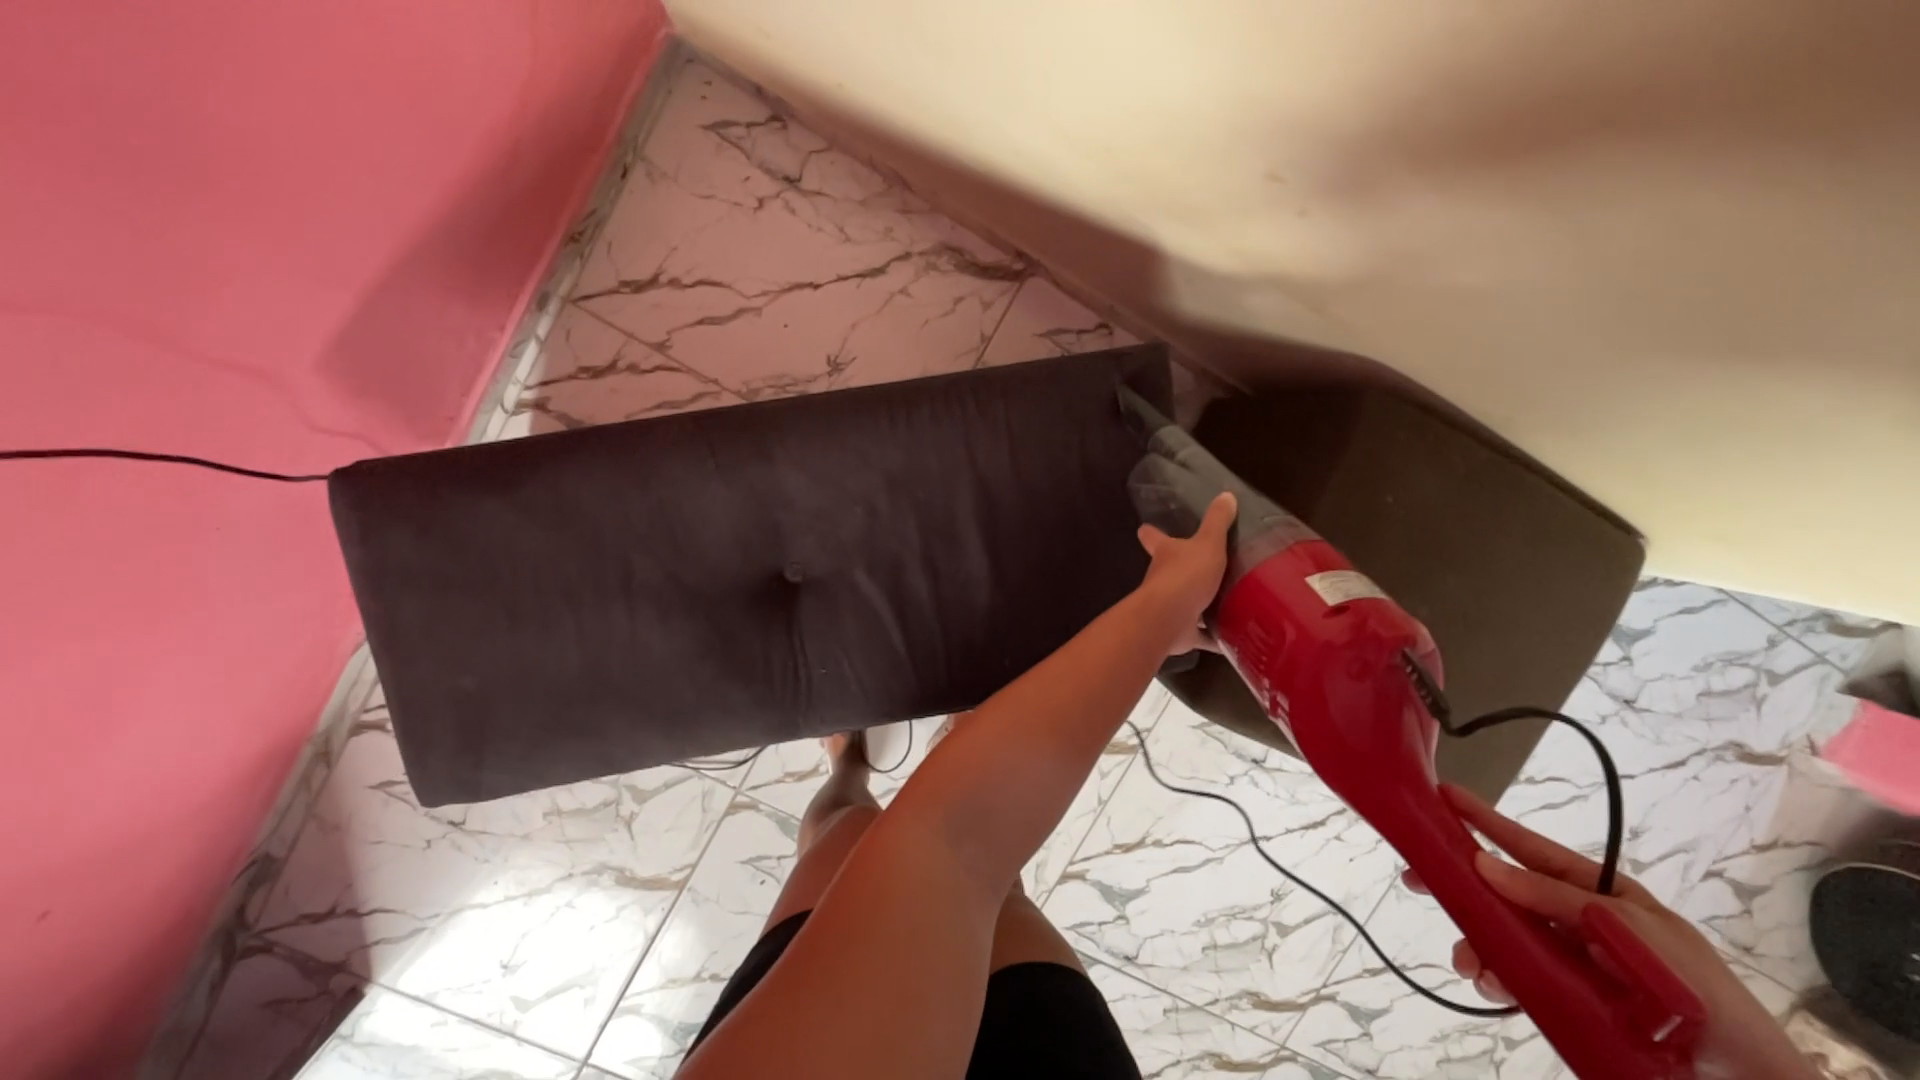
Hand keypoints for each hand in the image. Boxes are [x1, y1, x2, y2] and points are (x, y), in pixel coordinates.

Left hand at [1135, 492, 1235, 654]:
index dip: (1150, 533)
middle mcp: (1162, 580)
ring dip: (1203, 606)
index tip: (1145, 529)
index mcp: (1166, 554)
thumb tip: (1226, 494)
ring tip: (1231, 604)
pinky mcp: (1182, 633)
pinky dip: (1215, 638)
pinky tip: (1234, 641)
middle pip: (1170, 572)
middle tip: (1208, 570)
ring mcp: (1170, 608)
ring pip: (1187, 605)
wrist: (1170, 618)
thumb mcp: (1207, 542)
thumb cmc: (1186, 574)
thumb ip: (1217, 521)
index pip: (1153, 538)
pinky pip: (1202, 635)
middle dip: (1184, 572)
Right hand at [1407, 784, 1814, 1079]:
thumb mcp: (1628, 929)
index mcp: (1596, 892)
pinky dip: (1497, 980)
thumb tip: (1484, 863)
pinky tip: (1493, 988)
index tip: (1443, 797)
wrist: (1742, 1074)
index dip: (1485, 821)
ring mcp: (1569, 960)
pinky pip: (1518, 978)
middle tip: (1419, 883)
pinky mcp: (1566, 999)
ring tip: (1470, 966)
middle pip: (1504, 894)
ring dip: (1478, 945)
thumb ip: (1555, 896)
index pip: (1529, 847)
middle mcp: (1575, 920)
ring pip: (1504, 938)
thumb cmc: (1696, 988)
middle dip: (1463, 890)